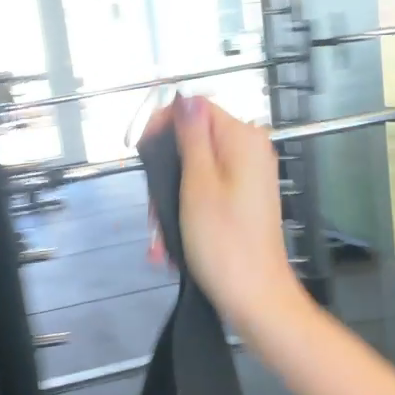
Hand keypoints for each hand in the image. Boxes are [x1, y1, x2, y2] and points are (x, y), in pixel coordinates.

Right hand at [163, 96, 312, 334]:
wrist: (255, 297)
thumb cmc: (223, 242)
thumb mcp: (197, 184)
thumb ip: (190, 136)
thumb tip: (184, 96)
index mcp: (242, 138)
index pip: (195, 107)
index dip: (162, 124)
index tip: (140, 155)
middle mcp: (250, 150)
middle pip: (192, 140)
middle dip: (165, 173)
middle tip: (153, 211)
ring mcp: (249, 176)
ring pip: (194, 170)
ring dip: (171, 199)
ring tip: (161, 235)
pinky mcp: (244, 199)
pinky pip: (206, 192)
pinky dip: (186, 211)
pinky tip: (172, 242)